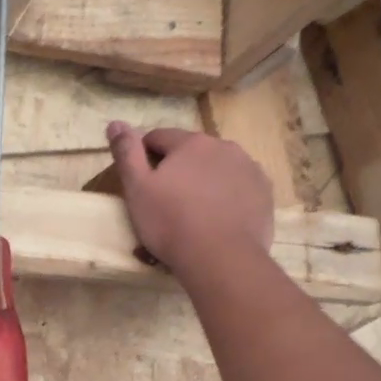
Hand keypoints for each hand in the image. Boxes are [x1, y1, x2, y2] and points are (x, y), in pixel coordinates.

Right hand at [103, 121, 274, 278]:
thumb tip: (115, 123)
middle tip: (164, 199)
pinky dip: (226, 195)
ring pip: (217, 167)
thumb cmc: (170, 222)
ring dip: (203, 180)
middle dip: (177, 167)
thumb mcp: (137, 189)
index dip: (143, 155)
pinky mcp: (264, 192)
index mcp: (190, 143)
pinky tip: (216, 218)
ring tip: (192, 211)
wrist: (221, 257)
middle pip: (191, 151)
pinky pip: (238, 186)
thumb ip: (126, 153)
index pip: (158, 137)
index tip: (139, 180)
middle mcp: (224, 146)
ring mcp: (249, 168)